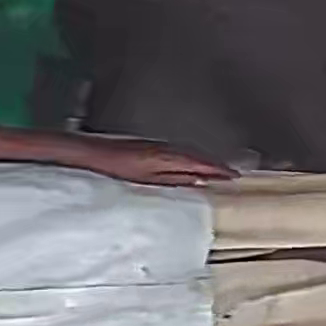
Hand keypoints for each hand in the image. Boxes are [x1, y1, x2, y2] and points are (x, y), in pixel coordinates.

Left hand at [73, 139, 238, 185]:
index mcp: (174, 158)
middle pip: (203, 157)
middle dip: (219, 165)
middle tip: (231, 173)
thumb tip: (201, 181)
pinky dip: (193, 156)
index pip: (206, 165)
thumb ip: (178, 180)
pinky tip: (191, 161)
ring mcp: (162, 144)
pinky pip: (182, 150)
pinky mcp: (153, 144)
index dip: (223, 171)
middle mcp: (172, 149)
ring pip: (193, 152)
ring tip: (215, 168)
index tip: (236, 176)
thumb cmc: (116, 168)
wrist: (88, 151)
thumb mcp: (149, 180)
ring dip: (206, 160)